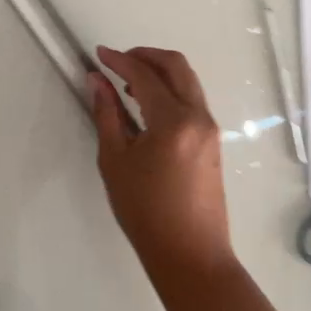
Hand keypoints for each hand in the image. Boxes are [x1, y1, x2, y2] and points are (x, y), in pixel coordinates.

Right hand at [89, 45, 234, 280]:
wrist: (191, 256)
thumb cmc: (146, 212)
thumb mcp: (115, 161)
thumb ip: (107, 115)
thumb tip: (98, 81)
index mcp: (173, 120)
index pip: (145, 75)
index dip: (119, 60)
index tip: (99, 54)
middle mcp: (198, 116)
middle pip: (176, 66)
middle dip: (146, 56)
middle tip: (119, 61)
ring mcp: (210, 128)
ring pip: (188, 81)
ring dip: (160, 72)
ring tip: (129, 85)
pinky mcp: (213, 142)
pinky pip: (192, 100)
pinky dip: (171, 90)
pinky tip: (148, 107)